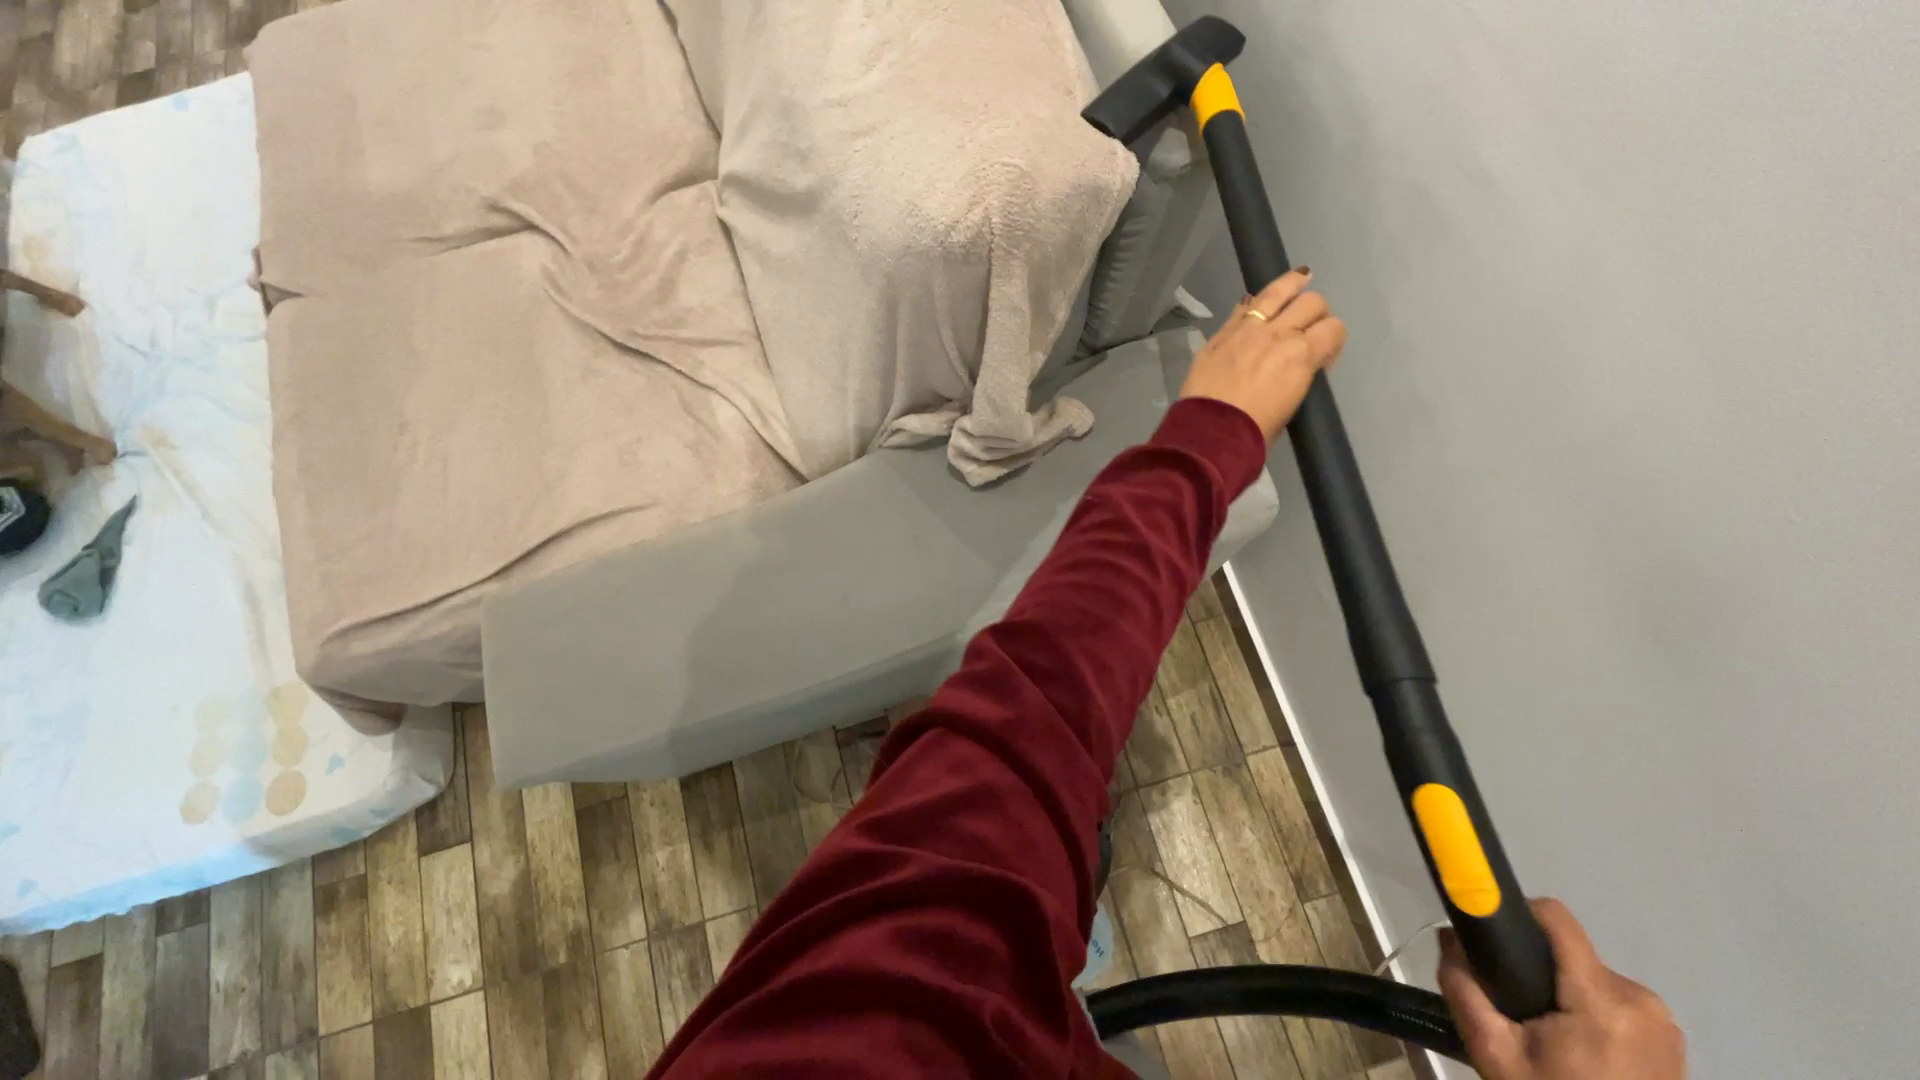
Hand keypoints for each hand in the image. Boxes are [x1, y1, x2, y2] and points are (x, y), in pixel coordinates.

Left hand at [1178, 268, 1345, 440]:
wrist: (1210, 433)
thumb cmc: (1256, 431)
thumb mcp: (1292, 405)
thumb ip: (1299, 375)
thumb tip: (1297, 364)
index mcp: (1302, 355)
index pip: (1334, 329)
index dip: (1333, 339)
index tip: (1324, 354)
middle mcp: (1278, 334)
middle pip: (1311, 302)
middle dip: (1316, 313)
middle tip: (1308, 326)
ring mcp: (1246, 330)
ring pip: (1276, 291)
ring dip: (1292, 284)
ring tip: (1301, 278)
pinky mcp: (1220, 335)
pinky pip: (1243, 308)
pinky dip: (1254, 304)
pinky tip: (1257, 303)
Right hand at [1439, 899, 1685, 1079]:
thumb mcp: (1493, 1053)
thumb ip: (1463, 989)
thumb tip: (1450, 937)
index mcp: (1602, 1000)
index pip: (1556, 919)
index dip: (1518, 914)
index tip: (1492, 938)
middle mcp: (1642, 1000)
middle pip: (1569, 953)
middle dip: (1536, 970)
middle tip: (1516, 1011)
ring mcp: (1664, 1023)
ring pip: (1590, 978)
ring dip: (1563, 994)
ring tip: (1548, 1040)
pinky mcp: (1673, 1041)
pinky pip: (1616, 1003)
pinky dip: (1589, 1014)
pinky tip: (1580, 1054)